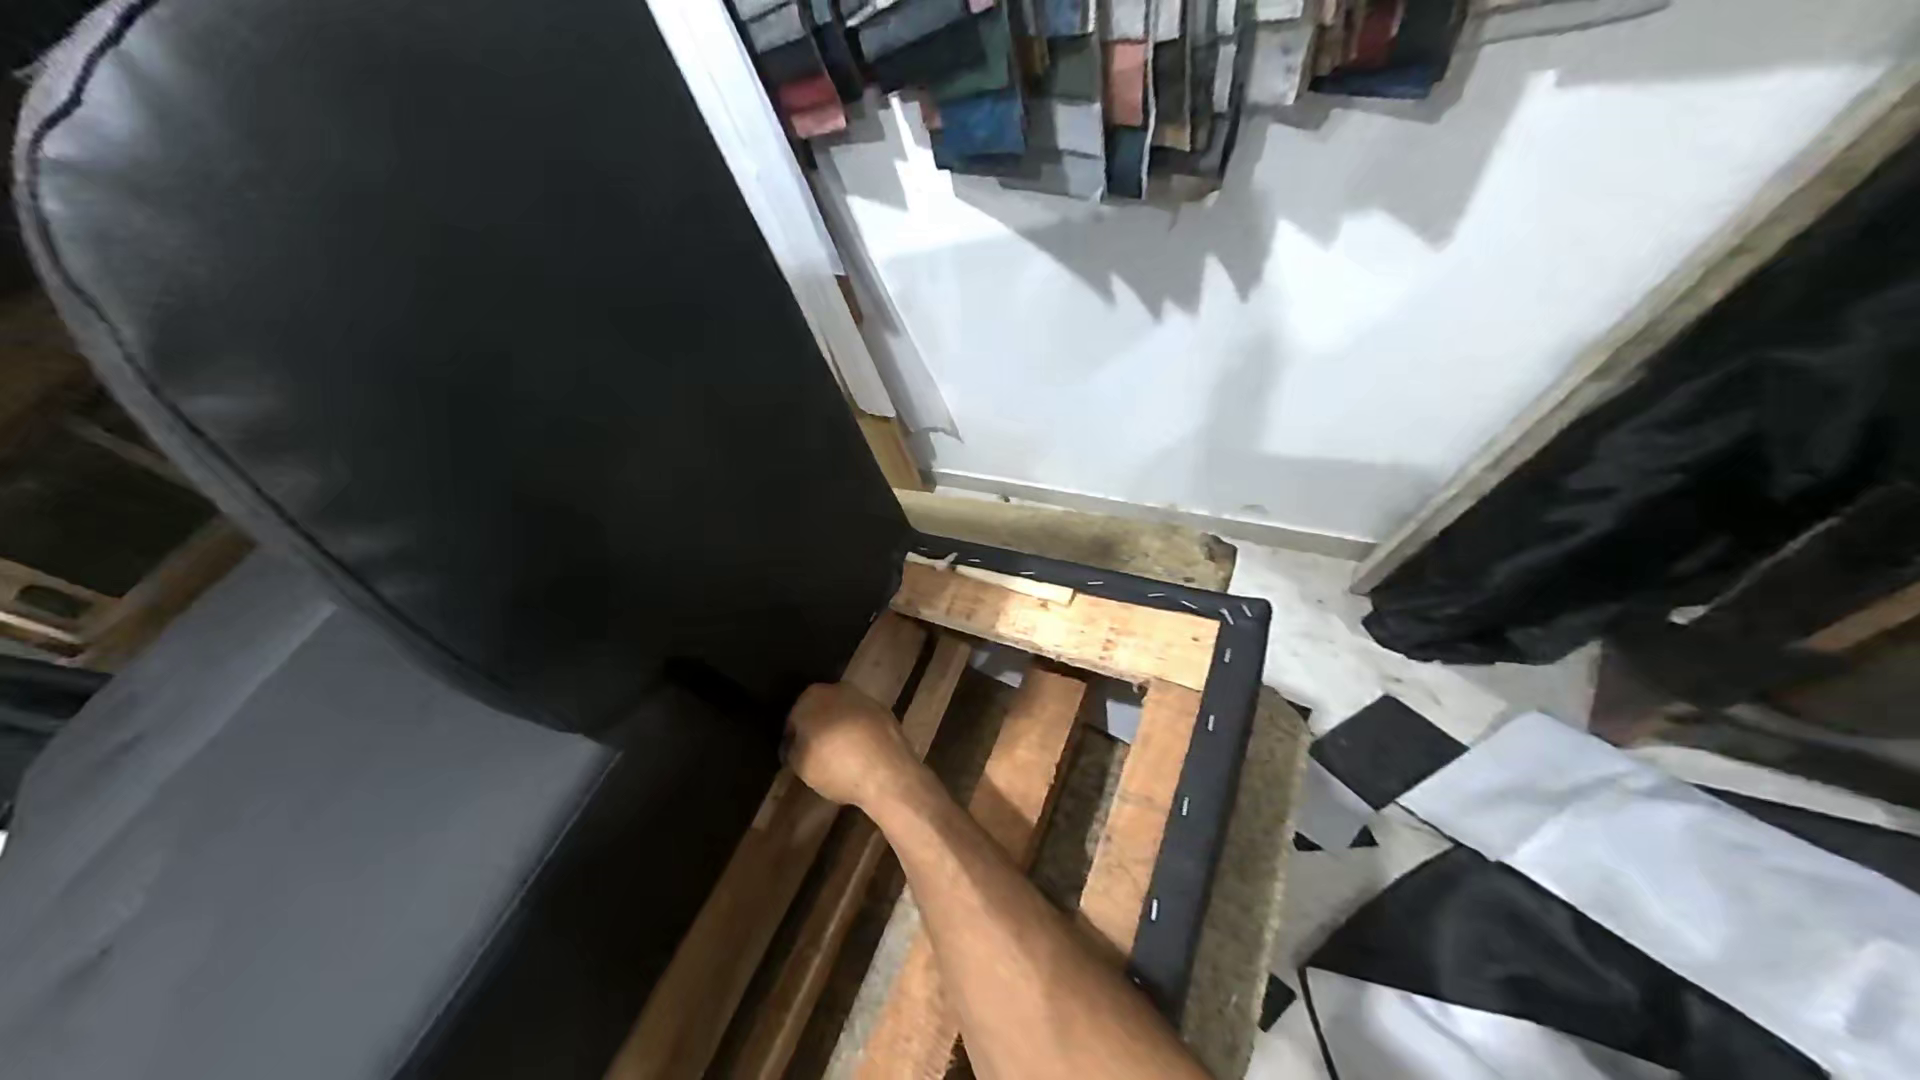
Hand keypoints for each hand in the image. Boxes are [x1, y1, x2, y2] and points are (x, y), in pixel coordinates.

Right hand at [785, 682, 917, 808]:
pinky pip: (863, 722)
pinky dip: (860, 733)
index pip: (793, 719)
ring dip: (840, 729)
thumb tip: (798, 744)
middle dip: (818, 729)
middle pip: (821, 711)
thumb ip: (794, 749)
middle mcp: (838, 689)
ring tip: (841, 757)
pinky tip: (861, 755)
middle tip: (816, 755)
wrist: (886, 772)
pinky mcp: (885, 711)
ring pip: (844, 714)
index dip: (792, 739)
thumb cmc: (835, 766)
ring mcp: (864, 698)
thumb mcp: (800, 764)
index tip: (795, 756)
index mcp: (811, 697)